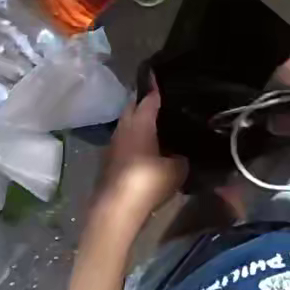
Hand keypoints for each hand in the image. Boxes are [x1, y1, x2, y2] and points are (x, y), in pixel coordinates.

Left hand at [95, 87, 185, 220]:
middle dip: (144, 104)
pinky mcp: (108, 163)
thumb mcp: (177, 169)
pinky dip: (134, 144)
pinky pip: (124, 145)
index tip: (163, 80)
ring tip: (157, 129)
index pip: (149, 98)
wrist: (117, 209)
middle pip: (132, 109)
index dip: (157, 89)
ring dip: (138, 126)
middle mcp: (123, 128)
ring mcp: (112, 146)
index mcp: (139, 122)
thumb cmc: (148, 181)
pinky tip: (147, 152)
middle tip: (162, 105)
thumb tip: (181, 155)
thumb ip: (182, 158)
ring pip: (126, 127)